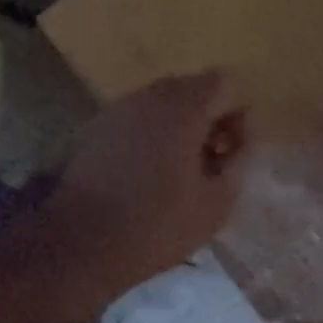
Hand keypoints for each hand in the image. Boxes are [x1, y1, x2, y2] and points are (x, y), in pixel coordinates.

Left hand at [2, 71, 249, 322]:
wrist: (81, 240)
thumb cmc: (156, 224)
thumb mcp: (215, 203)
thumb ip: (238, 163)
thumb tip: (241, 143)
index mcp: (182, 107)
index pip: (224, 82)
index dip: (237, 114)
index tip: (233, 153)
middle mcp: (146, 97)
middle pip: (188, 88)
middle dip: (206, 117)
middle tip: (210, 162)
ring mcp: (114, 110)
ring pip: (157, 103)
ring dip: (175, 126)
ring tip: (177, 172)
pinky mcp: (91, 128)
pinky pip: (132, 119)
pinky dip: (146, 135)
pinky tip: (144, 174)